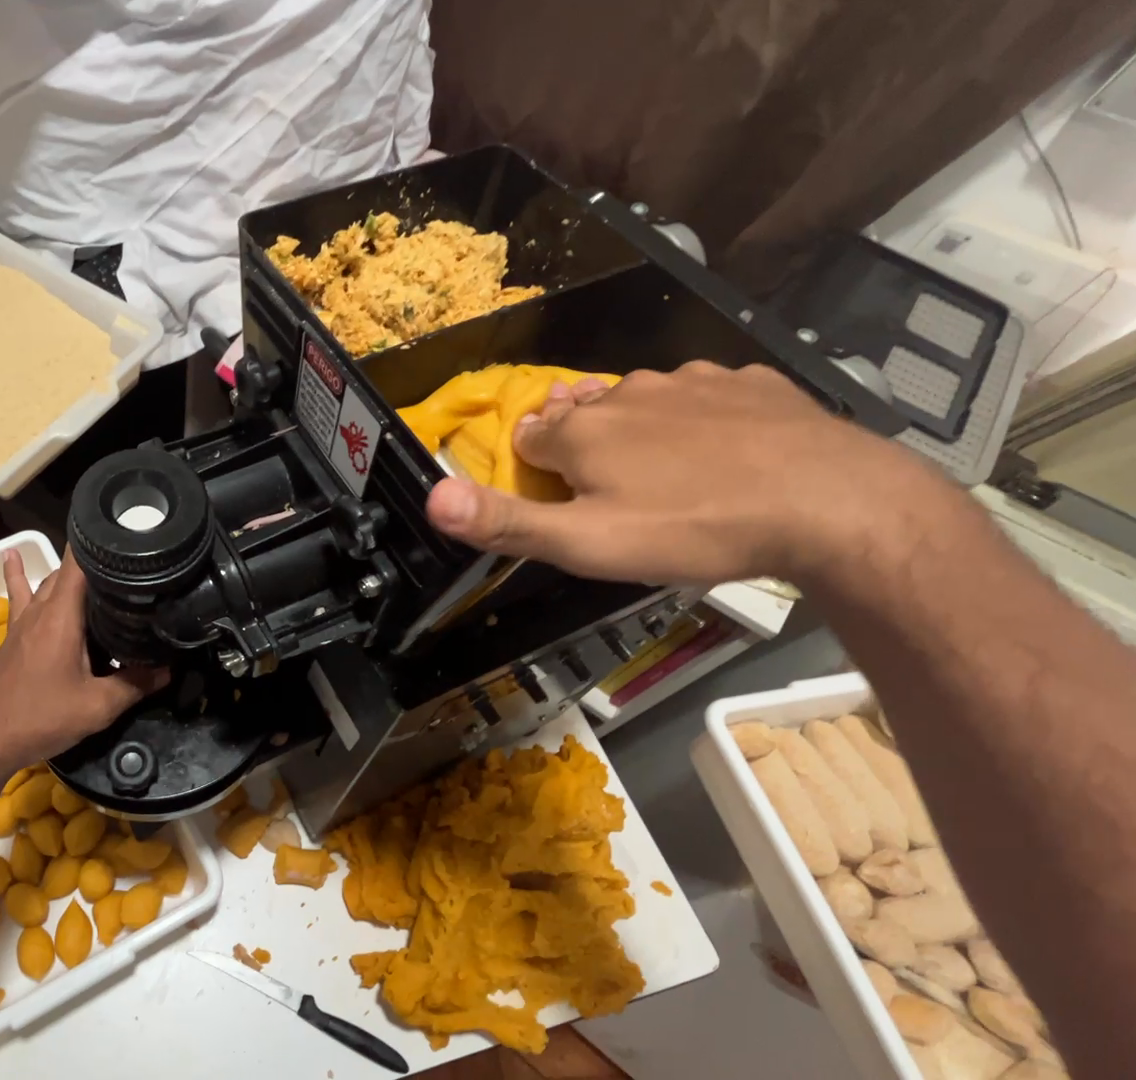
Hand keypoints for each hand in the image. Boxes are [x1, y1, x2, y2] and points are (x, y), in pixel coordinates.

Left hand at [0, 551, 166, 772]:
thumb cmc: (40, 718)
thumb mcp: (97, 707)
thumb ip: (134, 685)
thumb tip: (167, 670)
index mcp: (62, 616)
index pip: (80, 562)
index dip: (101, 542)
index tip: (127, 531)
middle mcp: (40, 610)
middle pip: (68, 572)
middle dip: (96, 562)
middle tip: (128, 563)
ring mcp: (23, 622)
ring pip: (48, 584)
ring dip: (70, 575)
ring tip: (95, 568)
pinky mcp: (14, 637)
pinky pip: (22, 597)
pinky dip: (21, 576)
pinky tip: (13, 557)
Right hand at [424, 362, 953, 586]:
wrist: (828, 503)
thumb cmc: (692, 529)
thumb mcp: (586, 544)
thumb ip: (506, 523)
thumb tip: (432, 499)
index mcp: (580, 432)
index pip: (529, 439)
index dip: (536, 472)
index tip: (558, 500)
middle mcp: (624, 393)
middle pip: (581, 416)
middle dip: (582, 447)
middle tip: (611, 494)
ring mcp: (690, 381)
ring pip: (640, 402)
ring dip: (637, 430)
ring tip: (667, 477)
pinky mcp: (747, 382)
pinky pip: (703, 396)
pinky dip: (698, 419)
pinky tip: (723, 453)